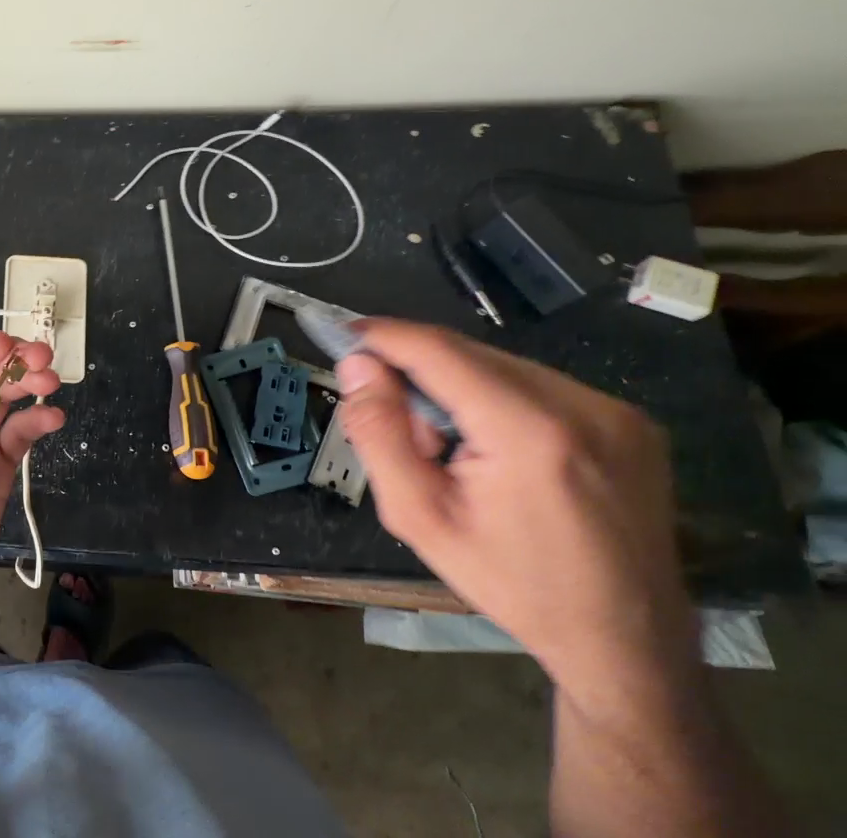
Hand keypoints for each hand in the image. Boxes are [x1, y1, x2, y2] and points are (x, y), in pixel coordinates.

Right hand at [337, 320, 696, 696]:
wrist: (625, 637)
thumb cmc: (510, 581)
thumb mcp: (418, 516)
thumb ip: (380, 434)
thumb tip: (358, 368)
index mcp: (528, 431)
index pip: (438, 351)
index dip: (384, 336)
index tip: (341, 335)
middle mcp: (582, 405)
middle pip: (472, 355)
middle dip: (419, 372)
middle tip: (398, 426)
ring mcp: (617, 412)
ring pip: (505, 368)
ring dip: (459, 388)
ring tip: (452, 451)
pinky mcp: (632, 423)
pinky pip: (541, 387)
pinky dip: (500, 400)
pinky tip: (497, 451)